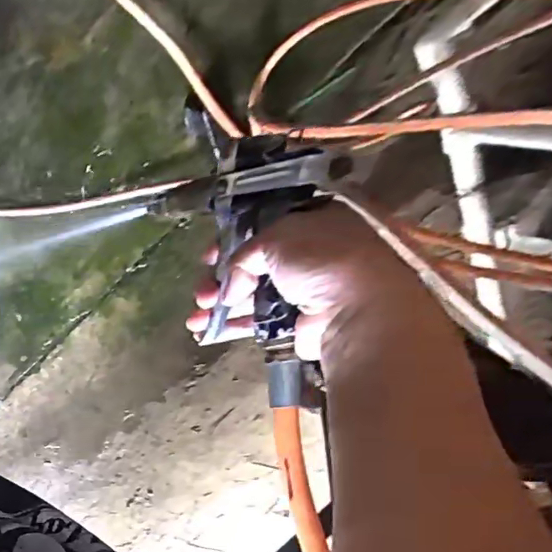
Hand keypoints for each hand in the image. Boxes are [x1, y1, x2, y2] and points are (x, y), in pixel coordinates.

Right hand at [191, 204, 434, 361]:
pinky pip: (255, 320)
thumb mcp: (277, 238)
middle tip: (202, 293)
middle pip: (252, 264)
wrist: (355, 310)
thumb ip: (244, 253)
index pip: (264, 227)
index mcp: (315, 220)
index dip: (232, 241)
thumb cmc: (322, 260)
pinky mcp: (296, 321)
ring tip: (197, 316)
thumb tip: (230, 284)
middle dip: (220, 279)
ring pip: (250, 294)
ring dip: (219, 305)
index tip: (208, 257)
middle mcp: (311, 253)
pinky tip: (205, 331)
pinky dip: (230, 325)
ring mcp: (304, 289)